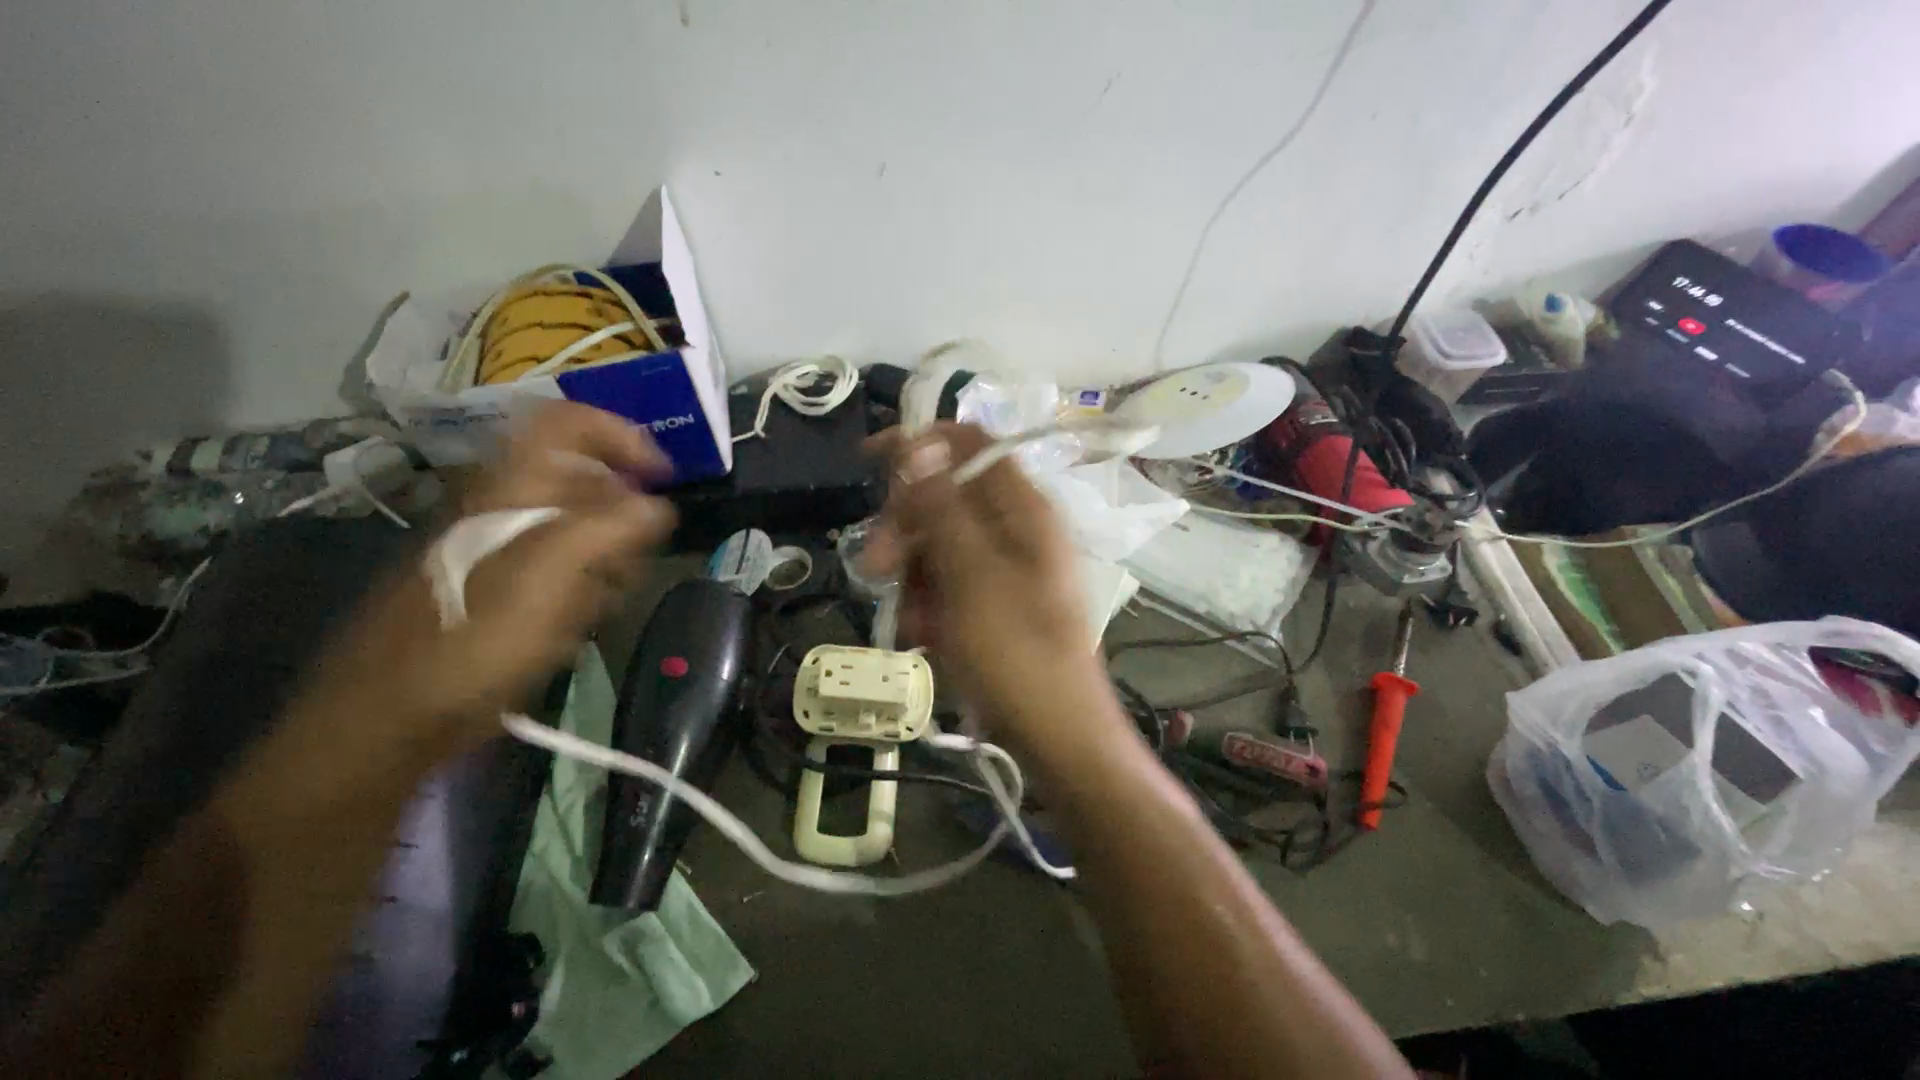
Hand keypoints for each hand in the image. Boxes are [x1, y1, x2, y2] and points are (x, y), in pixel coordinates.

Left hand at [314, 402, 676, 738]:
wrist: (394, 712)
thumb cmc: (475, 639)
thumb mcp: (550, 578)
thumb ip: (609, 530)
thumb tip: (656, 505)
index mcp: (512, 489)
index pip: (566, 423)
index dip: (618, 434)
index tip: (660, 474)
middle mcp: (505, 507)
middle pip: (581, 480)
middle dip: (621, 513)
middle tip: (637, 555)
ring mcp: (499, 549)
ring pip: (575, 528)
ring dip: (606, 557)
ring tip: (608, 598)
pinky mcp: (499, 589)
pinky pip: (558, 570)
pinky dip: (582, 588)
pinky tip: (579, 623)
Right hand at [866, 423, 1122, 749]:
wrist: (1058, 738)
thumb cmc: (1017, 658)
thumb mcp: (971, 578)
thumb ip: (943, 508)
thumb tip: (919, 441)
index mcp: (1024, 508)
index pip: (968, 442)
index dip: (917, 444)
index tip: (866, 462)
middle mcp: (1018, 528)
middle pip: (945, 498)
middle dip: (905, 532)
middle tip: (876, 570)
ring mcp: (1009, 567)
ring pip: (940, 546)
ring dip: (915, 580)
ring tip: (916, 627)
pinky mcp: (998, 602)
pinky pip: (951, 584)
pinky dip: (932, 607)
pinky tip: (928, 640)